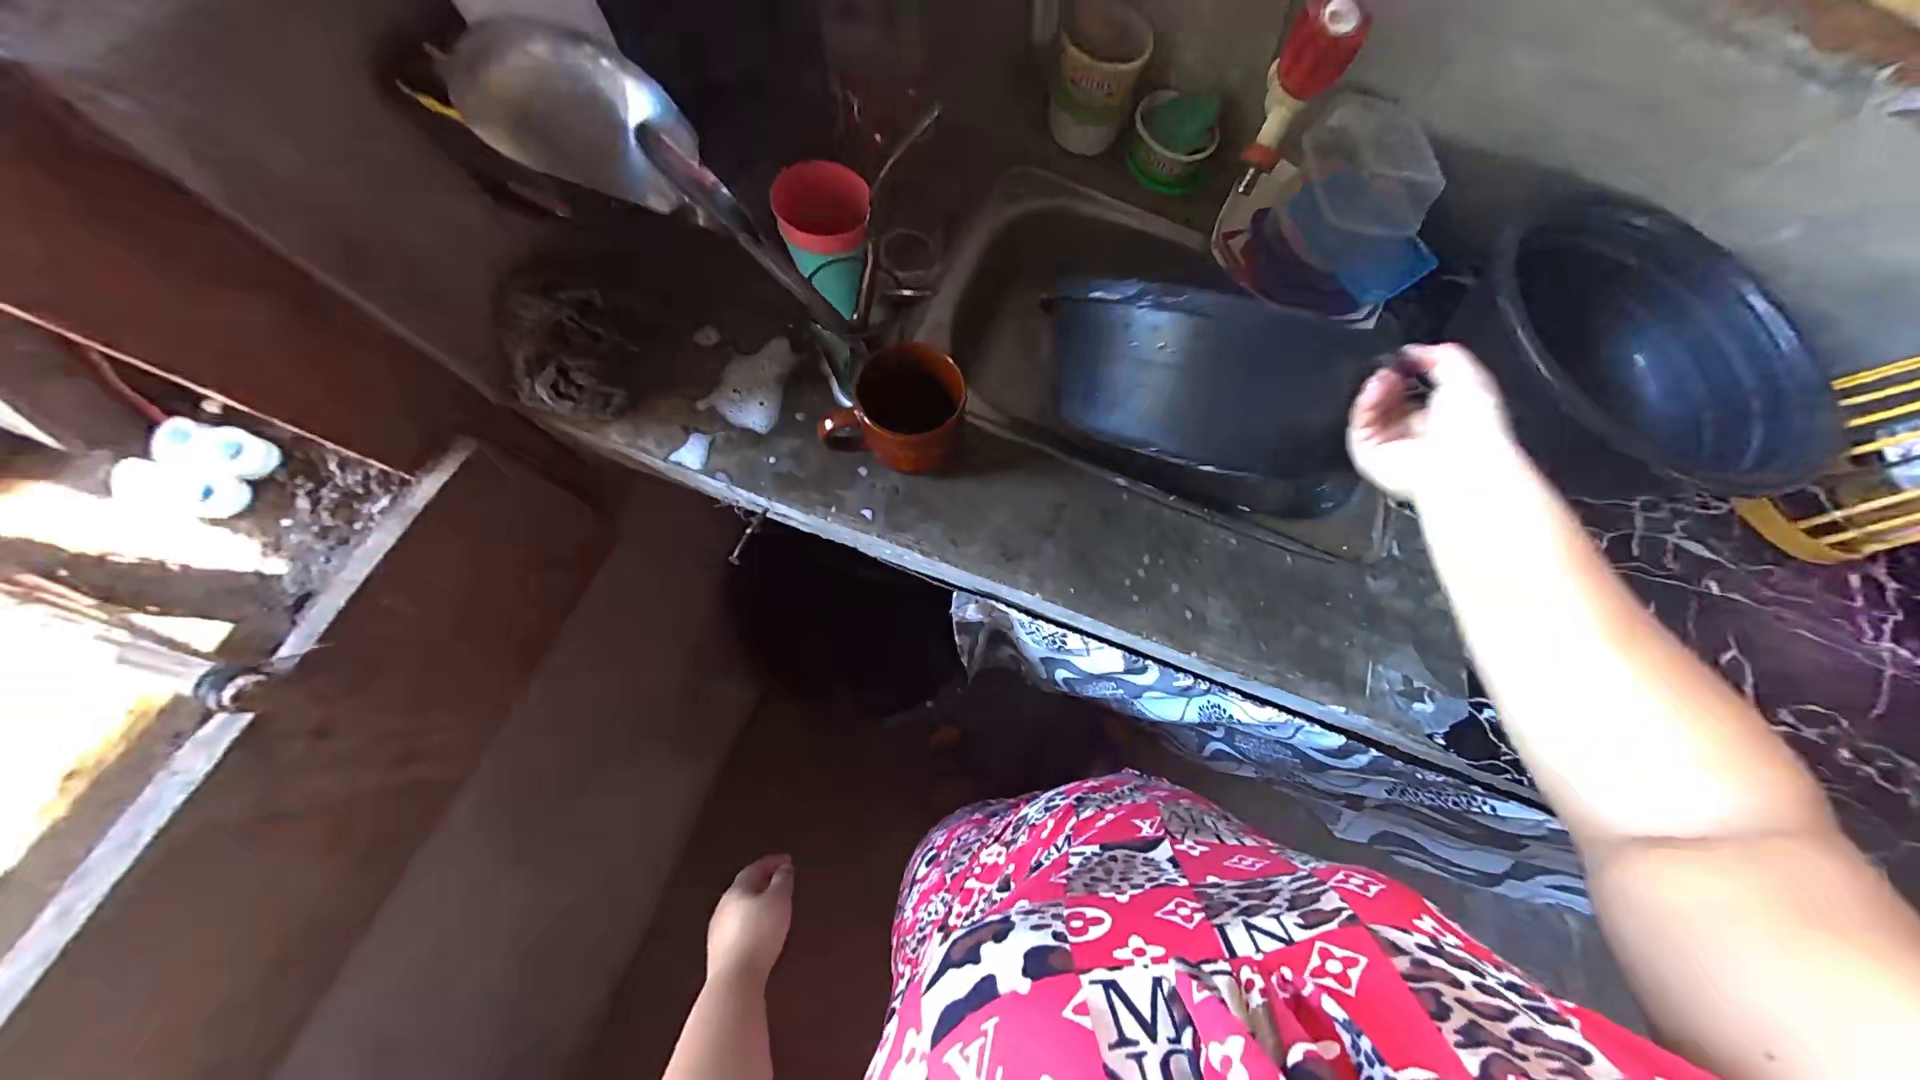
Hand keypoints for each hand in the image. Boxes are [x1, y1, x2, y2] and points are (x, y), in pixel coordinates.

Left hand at [706, 854, 793, 984]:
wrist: (735, 979)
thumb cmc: (760, 933)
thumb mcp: (779, 900)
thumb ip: (782, 881)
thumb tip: (784, 868)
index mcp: (737, 890)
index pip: (754, 868)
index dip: (772, 862)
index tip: (787, 860)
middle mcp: (723, 906)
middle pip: (744, 887)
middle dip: (763, 881)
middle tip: (779, 880)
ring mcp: (718, 929)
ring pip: (739, 908)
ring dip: (756, 902)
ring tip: (772, 905)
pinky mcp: (719, 951)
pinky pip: (737, 926)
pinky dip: (750, 920)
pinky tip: (759, 930)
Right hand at [1347, 344, 1520, 503]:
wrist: (1460, 460)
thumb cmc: (1474, 428)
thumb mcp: (1469, 374)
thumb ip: (1442, 355)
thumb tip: (1411, 349)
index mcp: (1440, 414)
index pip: (1411, 387)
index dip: (1406, 369)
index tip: (1405, 357)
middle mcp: (1412, 430)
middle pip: (1385, 397)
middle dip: (1388, 378)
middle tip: (1392, 367)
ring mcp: (1388, 443)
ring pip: (1368, 409)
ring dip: (1374, 388)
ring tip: (1384, 376)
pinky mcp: (1367, 454)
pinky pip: (1357, 424)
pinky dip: (1363, 403)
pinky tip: (1375, 388)